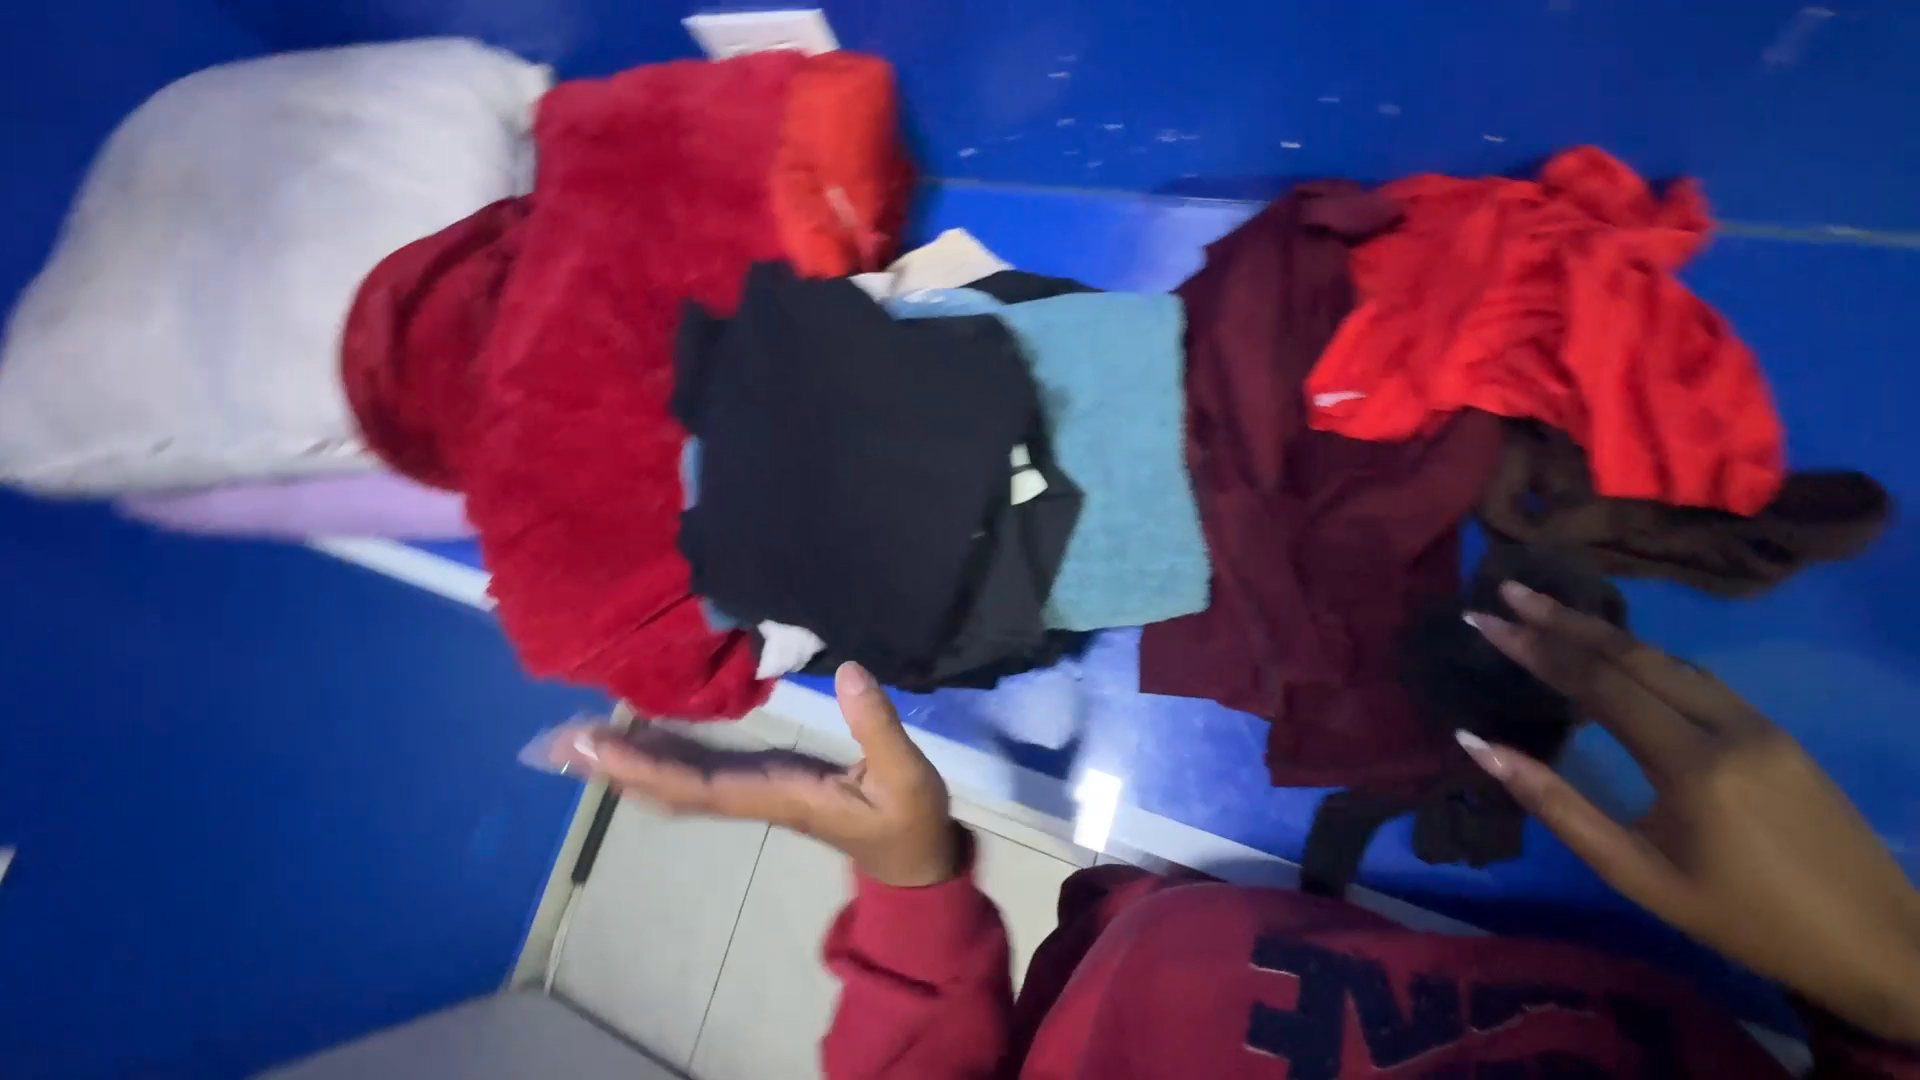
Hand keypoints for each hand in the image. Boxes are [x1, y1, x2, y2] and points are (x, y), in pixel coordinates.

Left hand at [550, 662, 958, 887]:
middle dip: (618, 767)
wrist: (912, 860)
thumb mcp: (907, 776)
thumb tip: (848, 670)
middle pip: (672, 788)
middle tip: (560, 741)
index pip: (698, 787)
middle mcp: (754, 796)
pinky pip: (701, 772)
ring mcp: (757, 791)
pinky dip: (665, 757)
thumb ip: (878, 726)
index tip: (597, 747)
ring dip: (632, 762)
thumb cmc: (909, 820)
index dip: (645, 768)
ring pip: (681, 782)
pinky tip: (644, 737)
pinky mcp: (767, 781)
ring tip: (583, 737)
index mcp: (779, 796)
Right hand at [1461, 581, 1919, 1040]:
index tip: (1483, 621)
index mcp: (1692, 763)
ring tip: (1546, 610)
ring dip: (1601, 631)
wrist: (1882, 948)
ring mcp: (1759, 725)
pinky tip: (1612, 653)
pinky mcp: (1775, 733)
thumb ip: (1554, 804)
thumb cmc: (1742, 917)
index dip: (1535, 648)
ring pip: (1666, 659)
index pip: (1598, 683)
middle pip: (1633, 655)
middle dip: (1563, 620)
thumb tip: (1476, 744)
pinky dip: (1639, 654)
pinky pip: (1693, 677)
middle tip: (1507, 591)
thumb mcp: (1634, 873)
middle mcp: (1728, 727)